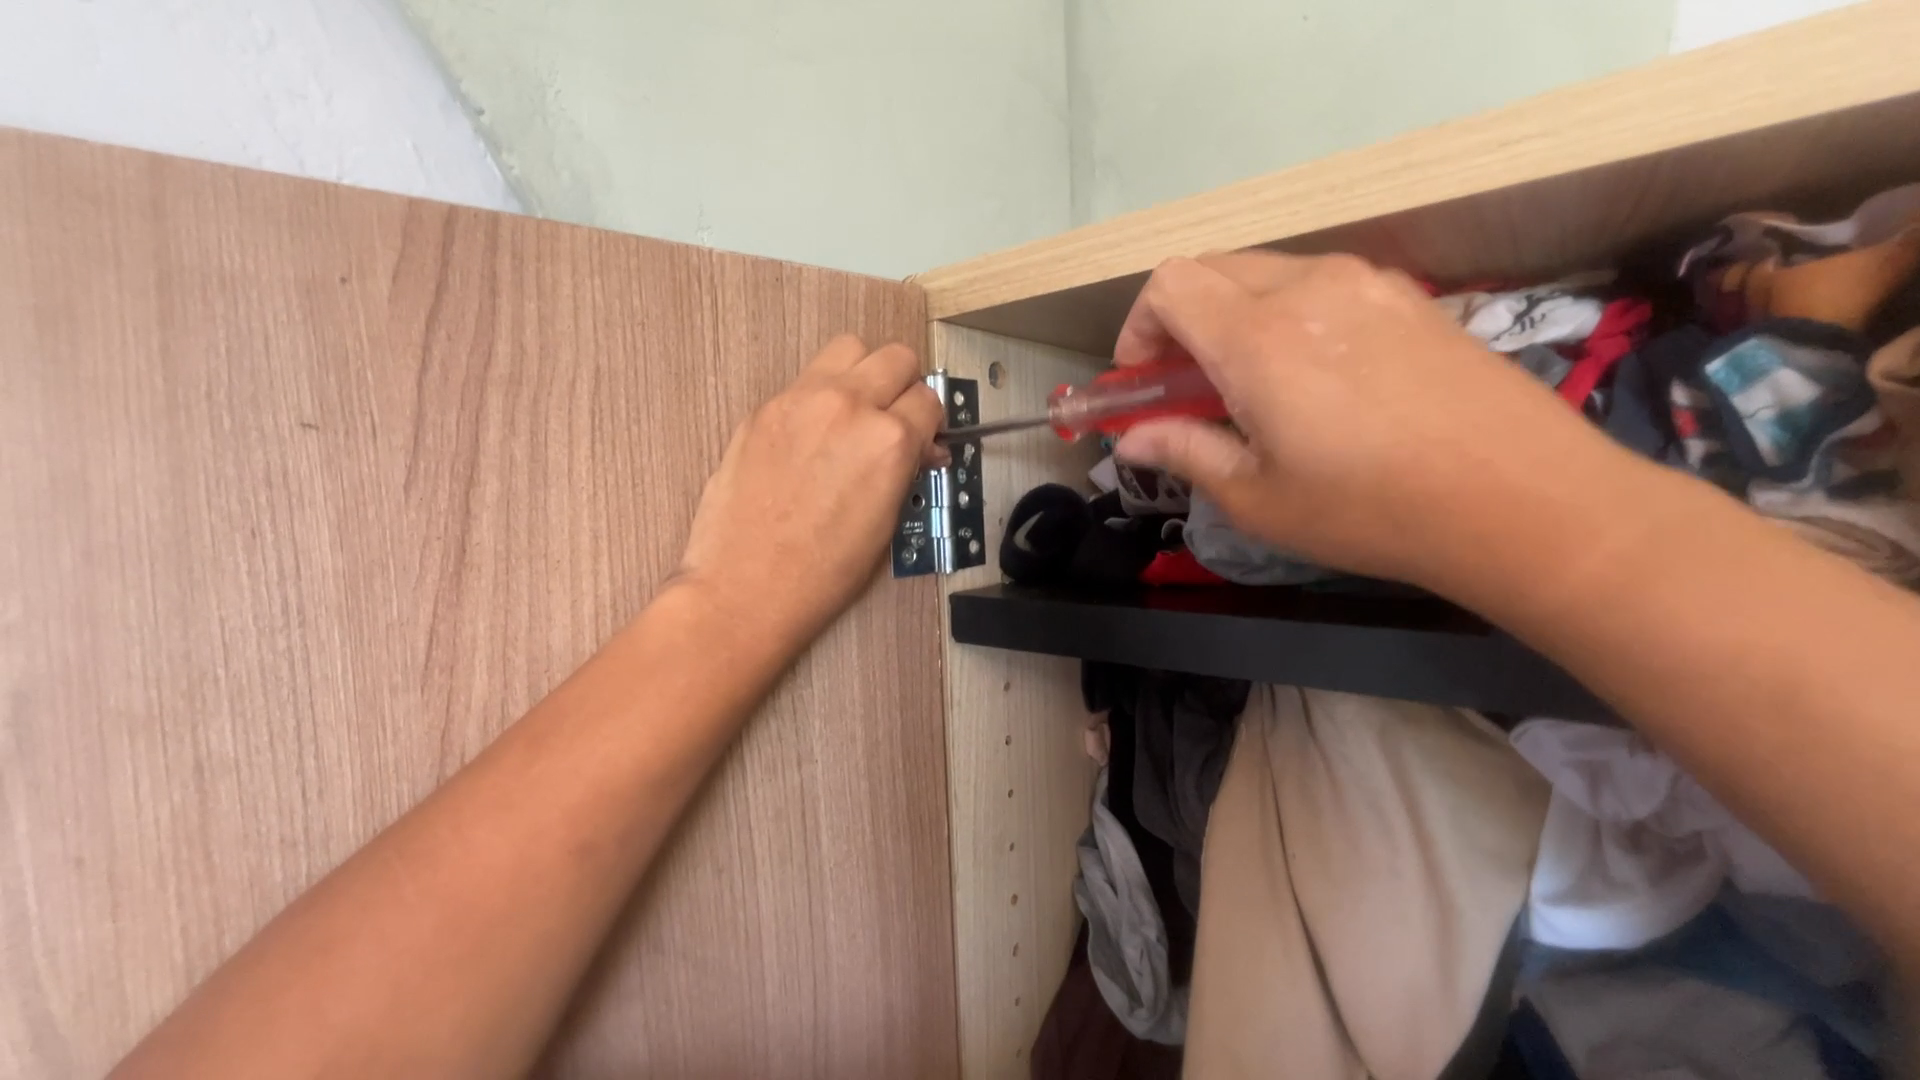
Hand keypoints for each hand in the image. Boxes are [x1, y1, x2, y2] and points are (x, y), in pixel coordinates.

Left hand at [674, 335, 942, 648]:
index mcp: (888, 441)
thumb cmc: (820, 574)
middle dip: (904, 386)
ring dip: (862, 374)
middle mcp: (847, 407)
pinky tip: (811, 438)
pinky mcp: (763, 409)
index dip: (931, 424)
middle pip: (895, 357)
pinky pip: (805, 381)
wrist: (746, 588)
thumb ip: (905, 469)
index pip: (929, 400)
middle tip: (895, 419)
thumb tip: (919, 448)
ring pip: (848, 350)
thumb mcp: (887, 524)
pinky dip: (819, 397)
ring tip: (855, 413)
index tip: (924, 438)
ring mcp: (800, 401)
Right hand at [1112, 253, 1627, 586]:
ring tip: (1255, 387)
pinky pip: (1323, 286)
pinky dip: (1290, 316)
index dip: (1139, 327)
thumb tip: (1131, 438)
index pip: (1169, 284)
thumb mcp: (1258, 498)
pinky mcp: (1410, 297)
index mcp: (1258, 337)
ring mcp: (1367, 284)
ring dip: (1236, 317)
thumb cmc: (1372, 510)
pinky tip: (1319, 379)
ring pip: (1269, 274)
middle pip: (1213, 269)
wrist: (1524, 500)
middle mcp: (1309, 288)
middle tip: (1189, 387)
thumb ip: (1184, 452)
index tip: (1145, 381)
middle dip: (1180, 321)